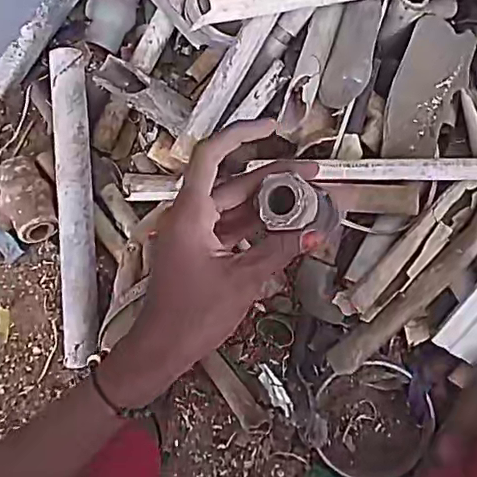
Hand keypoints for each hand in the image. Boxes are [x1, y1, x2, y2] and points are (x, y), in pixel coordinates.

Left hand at [100, 120, 322, 405]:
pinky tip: (287, 224)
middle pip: (234, 181)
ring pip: (237, 205)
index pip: (212, 155)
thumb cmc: (189, 318)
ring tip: (307, 197)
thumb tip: (314, 231)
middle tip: (311, 172)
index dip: (241, 134)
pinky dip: (259, 224)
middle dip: (275, 175)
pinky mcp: (201, 249)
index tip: (270, 127)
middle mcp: (190, 216)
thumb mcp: (242, 281)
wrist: (162, 349)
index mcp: (190, 214)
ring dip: (270, 201)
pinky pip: (233, 226)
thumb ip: (280, 251)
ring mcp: (195, 233)